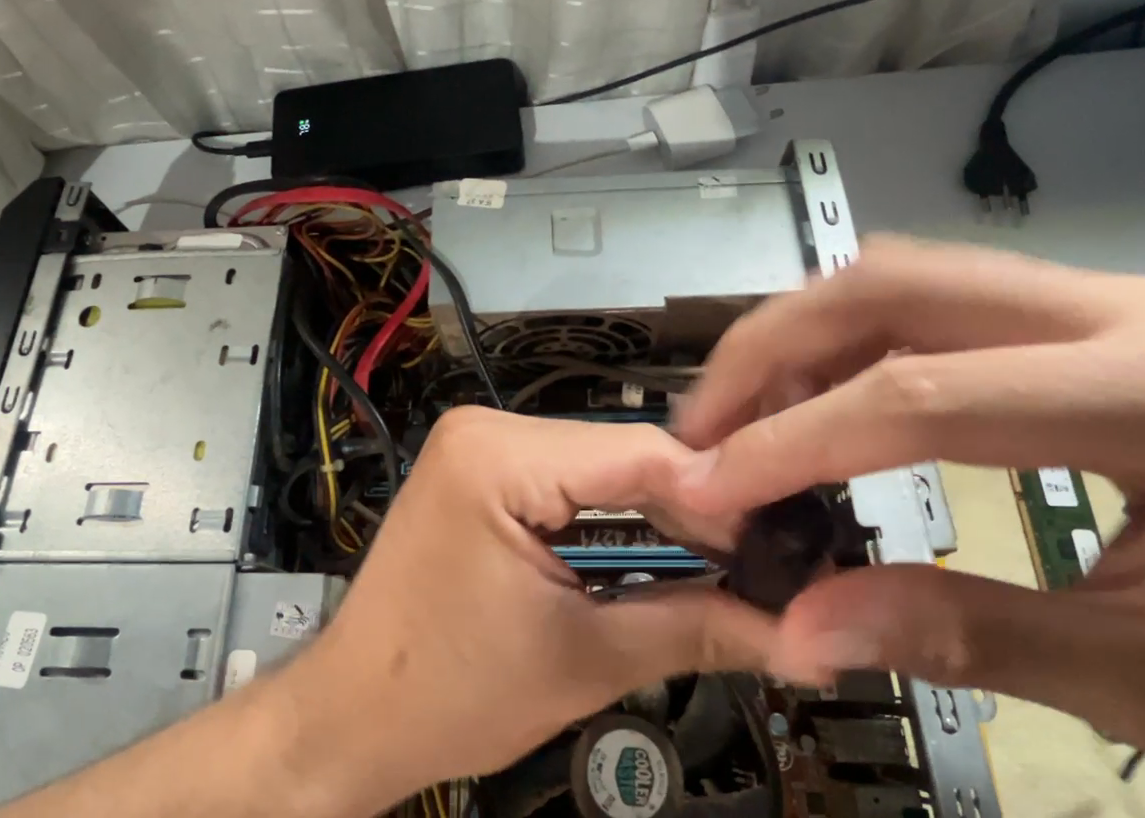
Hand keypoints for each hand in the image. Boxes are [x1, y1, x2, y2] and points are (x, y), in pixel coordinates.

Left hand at [277, 408, 775, 815]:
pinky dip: (617, 518)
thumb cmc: (445, 693)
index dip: (720, 499)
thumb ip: (693, 630)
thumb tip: (789, 629)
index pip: (641, 454)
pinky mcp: (481, 472)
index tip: (780, 544)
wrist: (354, 715)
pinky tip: (660, 554)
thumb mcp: (583, 660)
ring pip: (603, 467)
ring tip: (725, 566)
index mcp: (496, 457)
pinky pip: (571, 481)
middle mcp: (486, 429)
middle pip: (623, 455)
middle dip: (694, 512)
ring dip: (661, 516)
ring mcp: (480, 447)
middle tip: (763, 564)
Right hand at [670, 238, 1144, 792]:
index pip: (932, 393)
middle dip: (774, 348)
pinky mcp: (1093, 315)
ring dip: (803, 334)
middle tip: (702, 426)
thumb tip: (801, 630)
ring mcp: (1113, 299)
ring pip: (909, 274)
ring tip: (743, 414)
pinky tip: (821, 398)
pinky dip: (853, 341)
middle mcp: (1137, 311)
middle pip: (900, 284)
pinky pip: (939, 299)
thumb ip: (966, 638)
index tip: (710, 487)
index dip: (799, 439)